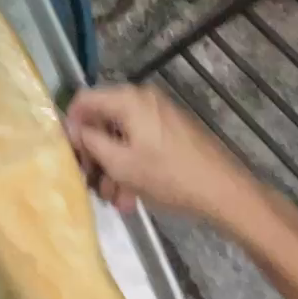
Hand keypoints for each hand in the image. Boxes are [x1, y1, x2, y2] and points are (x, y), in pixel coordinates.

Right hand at [67, 83, 258, 223]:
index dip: (72, 125)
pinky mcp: (173, 131)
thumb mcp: (121, 164)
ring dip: (114, 166)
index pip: (84, 100)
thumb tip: (72, 129)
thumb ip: (91, 142)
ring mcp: (160, 114)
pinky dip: (133, 163)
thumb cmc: (169, 176)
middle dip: (96, 154)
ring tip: (115, 199)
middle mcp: (142, 99)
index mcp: (128, 99)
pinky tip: (133, 196)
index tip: (70, 154)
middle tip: (92, 183)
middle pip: (104, 120)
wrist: (227, 193)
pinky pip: (141, 141)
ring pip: (123, 135)